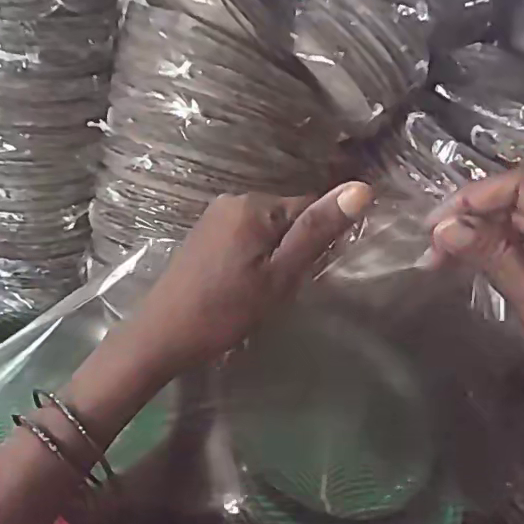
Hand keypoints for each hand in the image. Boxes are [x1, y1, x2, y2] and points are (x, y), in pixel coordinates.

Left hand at [117, 181, 373, 378]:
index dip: (317, 242)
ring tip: (259, 290)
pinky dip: (252, 257)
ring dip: (273, 255)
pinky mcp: (203, 233)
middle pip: (287, 217)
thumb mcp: (279, 276)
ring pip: (266, 229)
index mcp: (255, 205)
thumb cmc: (225, 310)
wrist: (162, 335)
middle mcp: (233, 199)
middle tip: (280, 288)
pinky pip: (244, 236)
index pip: (310, 207)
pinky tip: (241, 285)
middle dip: (293, 249)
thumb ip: (317, 232)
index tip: (306, 274)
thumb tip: (361, 188)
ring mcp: (214, 215)